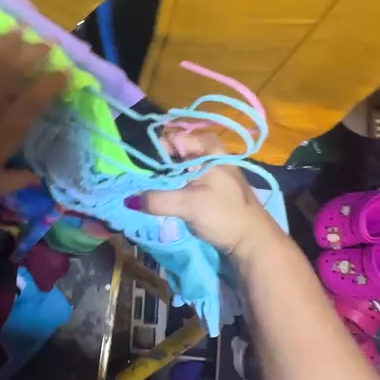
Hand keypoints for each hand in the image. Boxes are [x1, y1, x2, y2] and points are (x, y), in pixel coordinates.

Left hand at [0, 26, 67, 236]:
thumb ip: (15, 180)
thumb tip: (37, 178)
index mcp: (0, 137)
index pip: (31, 103)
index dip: (50, 85)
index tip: (65, 72)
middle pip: (9, 73)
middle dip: (30, 53)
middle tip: (47, 42)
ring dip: (2, 43)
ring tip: (19, 29)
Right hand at [136, 135, 284, 258]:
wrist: (252, 240)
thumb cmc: (225, 215)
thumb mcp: (189, 205)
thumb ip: (157, 199)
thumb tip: (127, 199)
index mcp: (207, 147)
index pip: (169, 139)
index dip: (150, 153)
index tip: (136, 171)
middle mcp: (207, 151)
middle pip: (170, 151)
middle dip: (153, 166)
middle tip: (136, 181)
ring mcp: (207, 166)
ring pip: (174, 165)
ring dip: (159, 177)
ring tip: (143, 190)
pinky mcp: (205, 182)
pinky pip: (180, 176)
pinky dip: (167, 183)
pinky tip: (156, 195)